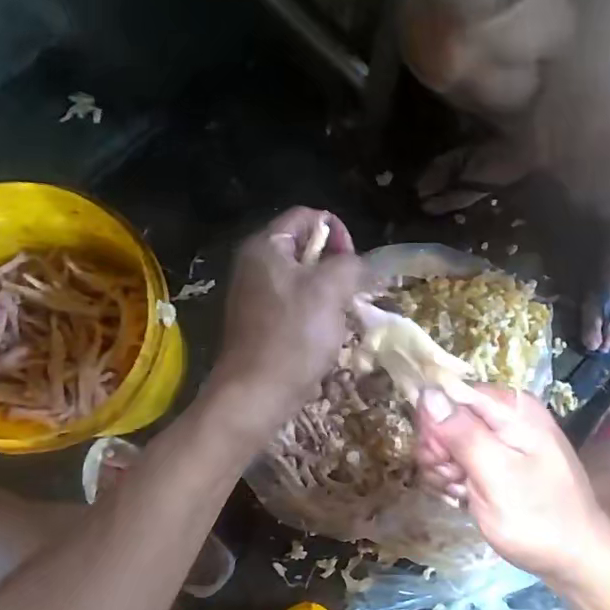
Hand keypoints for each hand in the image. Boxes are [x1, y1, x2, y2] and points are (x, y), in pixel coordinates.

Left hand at [212, 208, 366, 426]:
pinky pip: (296, 305)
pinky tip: (324, 336)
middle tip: (350, 294)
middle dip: (335, 267)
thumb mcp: (330, 290)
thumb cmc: (294, 335)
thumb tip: (355, 263)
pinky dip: (315, 314)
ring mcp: (255, 295)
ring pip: (305, 280)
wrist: (257, 392)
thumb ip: (349, 264)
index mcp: (265, 246)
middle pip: (306, 248)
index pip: (308, 217)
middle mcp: (255, 264)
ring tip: (340, 317)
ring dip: (329, 295)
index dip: (338, 233)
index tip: (353, 265)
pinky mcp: (261, 322)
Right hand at [413, 386, 609, 584]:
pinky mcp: (498, 466)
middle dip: (440, 451)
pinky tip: (465, 501)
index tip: (441, 457)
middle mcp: (507, 417)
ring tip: (463, 495)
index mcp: (512, 408)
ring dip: (446, 471)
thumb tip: (428, 392)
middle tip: (454, 480)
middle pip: (448, 417)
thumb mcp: (496, 474)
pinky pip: (461, 463)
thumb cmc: (538, 518)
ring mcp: (503, 443)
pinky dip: (456, 483)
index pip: (451, 392)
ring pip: (449, 444)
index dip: (436, 423)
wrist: (573, 559)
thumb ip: (461, 433)